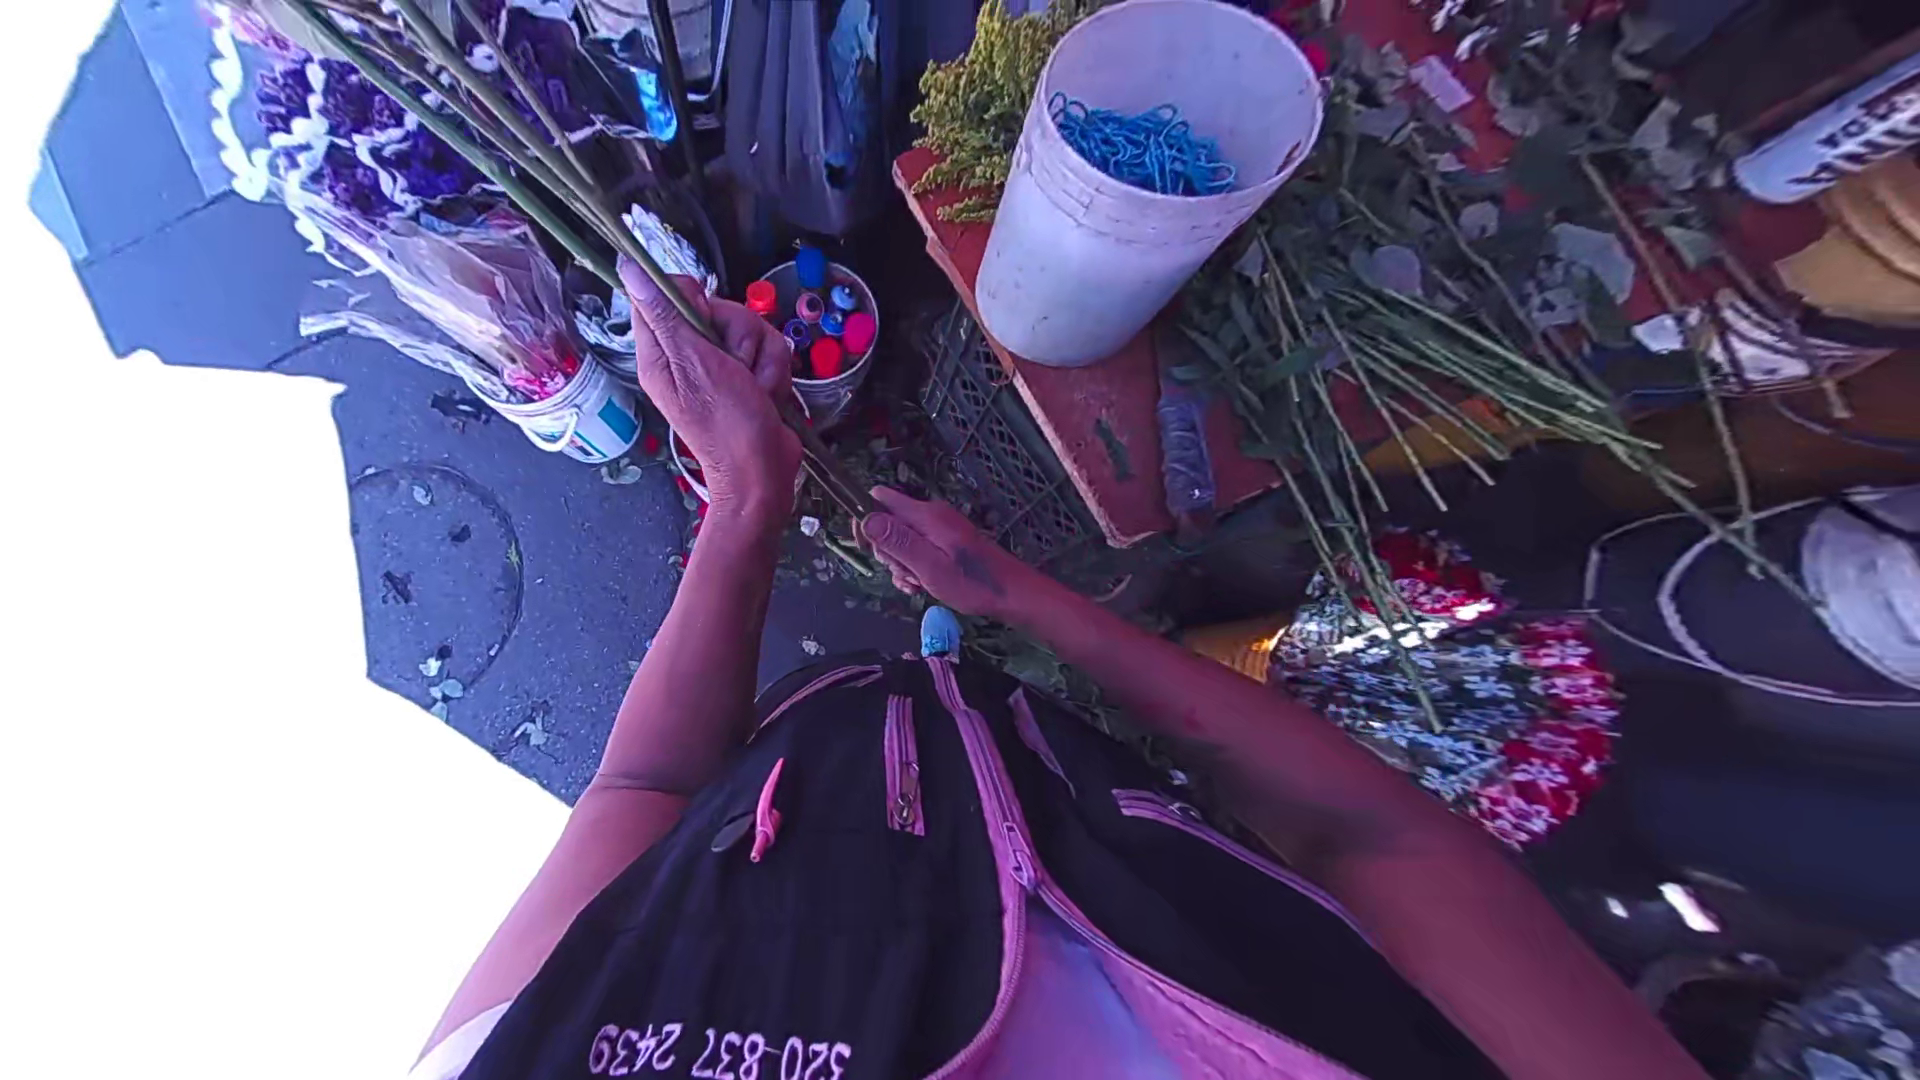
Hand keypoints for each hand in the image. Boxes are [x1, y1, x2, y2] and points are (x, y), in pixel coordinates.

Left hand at [621, 257, 799, 523]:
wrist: (764, 470)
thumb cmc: (727, 426)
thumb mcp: (694, 365)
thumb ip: (667, 315)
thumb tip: (631, 267)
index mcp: (662, 351)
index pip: (666, 295)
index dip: (693, 300)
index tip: (708, 322)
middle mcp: (691, 355)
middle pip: (719, 308)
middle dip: (740, 336)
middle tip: (736, 367)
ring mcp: (724, 367)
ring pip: (752, 330)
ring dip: (763, 360)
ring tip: (756, 389)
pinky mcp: (752, 377)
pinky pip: (770, 352)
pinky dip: (775, 374)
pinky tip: (767, 395)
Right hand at [861, 487, 1045, 620]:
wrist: (1010, 593)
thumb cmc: (972, 583)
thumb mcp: (929, 566)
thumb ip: (898, 541)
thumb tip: (866, 518)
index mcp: (925, 515)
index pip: (879, 498)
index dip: (865, 520)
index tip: (865, 547)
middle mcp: (929, 515)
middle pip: (887, 523)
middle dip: (886, 551)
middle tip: (905, 573)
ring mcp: (937, 528)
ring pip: (899, 540)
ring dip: (900, 564)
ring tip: (918, 583)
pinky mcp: (944, 541)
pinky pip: (916, 549)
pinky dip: (913, 567)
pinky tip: (922, 585)